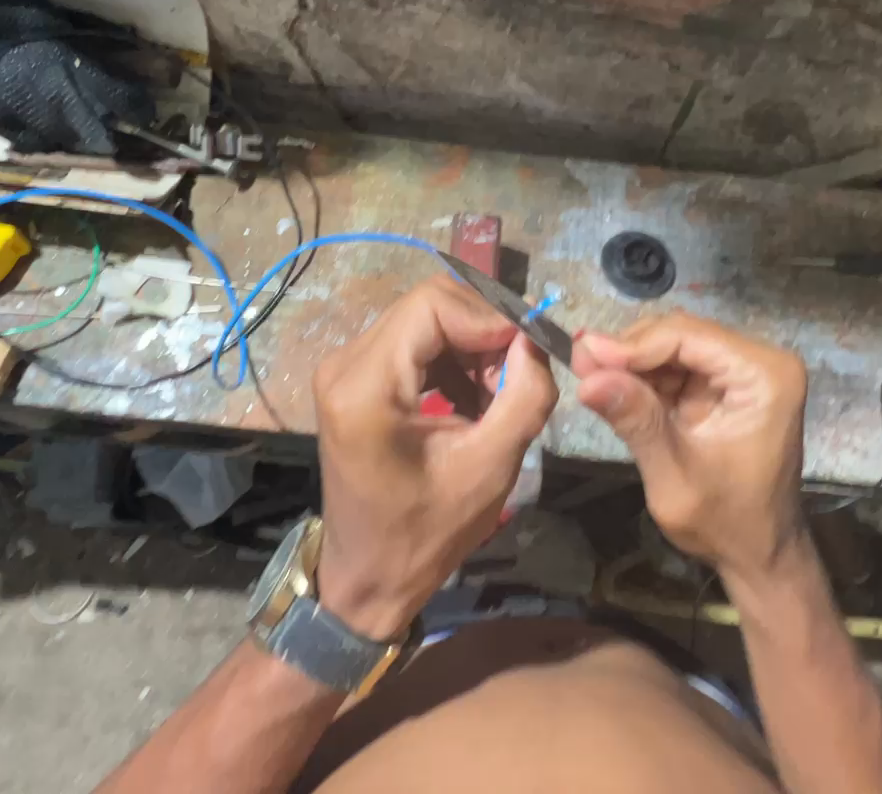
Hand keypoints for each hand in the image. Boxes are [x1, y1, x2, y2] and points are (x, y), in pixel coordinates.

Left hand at [311, 274, 557, 640]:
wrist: (369, 577)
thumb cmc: (426, 534)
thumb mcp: (490, 468)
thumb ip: (524, 396)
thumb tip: (535, 338)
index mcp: (365, 385)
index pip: (432, 305)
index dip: (490, 317)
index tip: (530, 351)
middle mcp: (346, 364)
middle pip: (429, 307)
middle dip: (485, 332)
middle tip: (520, 374)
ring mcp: (347, 369)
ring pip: (427, 321)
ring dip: (474, 347)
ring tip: (501, 394)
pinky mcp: (357, 378)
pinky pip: (416, 343)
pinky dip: (455, 360)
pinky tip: (476, 398)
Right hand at [572, 313, 809, 580]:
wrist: (758, 553)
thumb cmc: (726, 522)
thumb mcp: (674, 477)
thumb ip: (636, 421)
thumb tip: (586, 379)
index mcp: (765, 377)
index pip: (688, 337)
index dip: (632, 344)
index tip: (581, 355)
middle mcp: (760, 361)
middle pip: (680, 333)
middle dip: (628, 349)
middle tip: (578, 362)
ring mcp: (743, 370)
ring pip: (672, 344)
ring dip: (630, 360)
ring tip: (587, 371)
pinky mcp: (725, 383)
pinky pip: (675, 364)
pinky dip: (642, 374)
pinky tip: (611, 384)